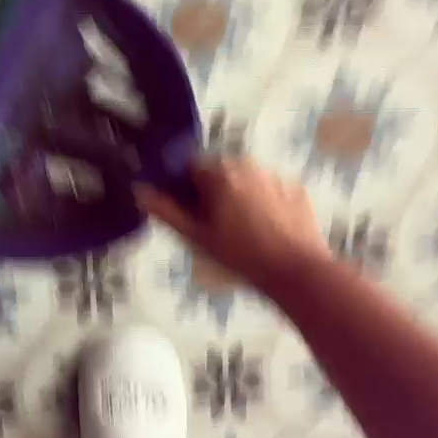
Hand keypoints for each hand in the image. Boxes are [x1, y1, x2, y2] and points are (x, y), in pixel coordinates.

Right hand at [136, 157, 334, 292]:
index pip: (190, 168)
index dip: (186, 190)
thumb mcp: (196, 237)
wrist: (299, 273)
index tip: (191, 214)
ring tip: (244, 231)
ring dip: (240, 196)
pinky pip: (272, 190)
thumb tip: (139, 190)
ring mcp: (277, 176)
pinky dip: (266, 203)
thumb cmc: (241, 255)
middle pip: (220, 173)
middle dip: (214, 192)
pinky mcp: (299, 191)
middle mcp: (247, 164)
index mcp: (219, 172)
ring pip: (246, 180)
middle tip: (216, 226)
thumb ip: (166, 211)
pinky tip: (268, 229)